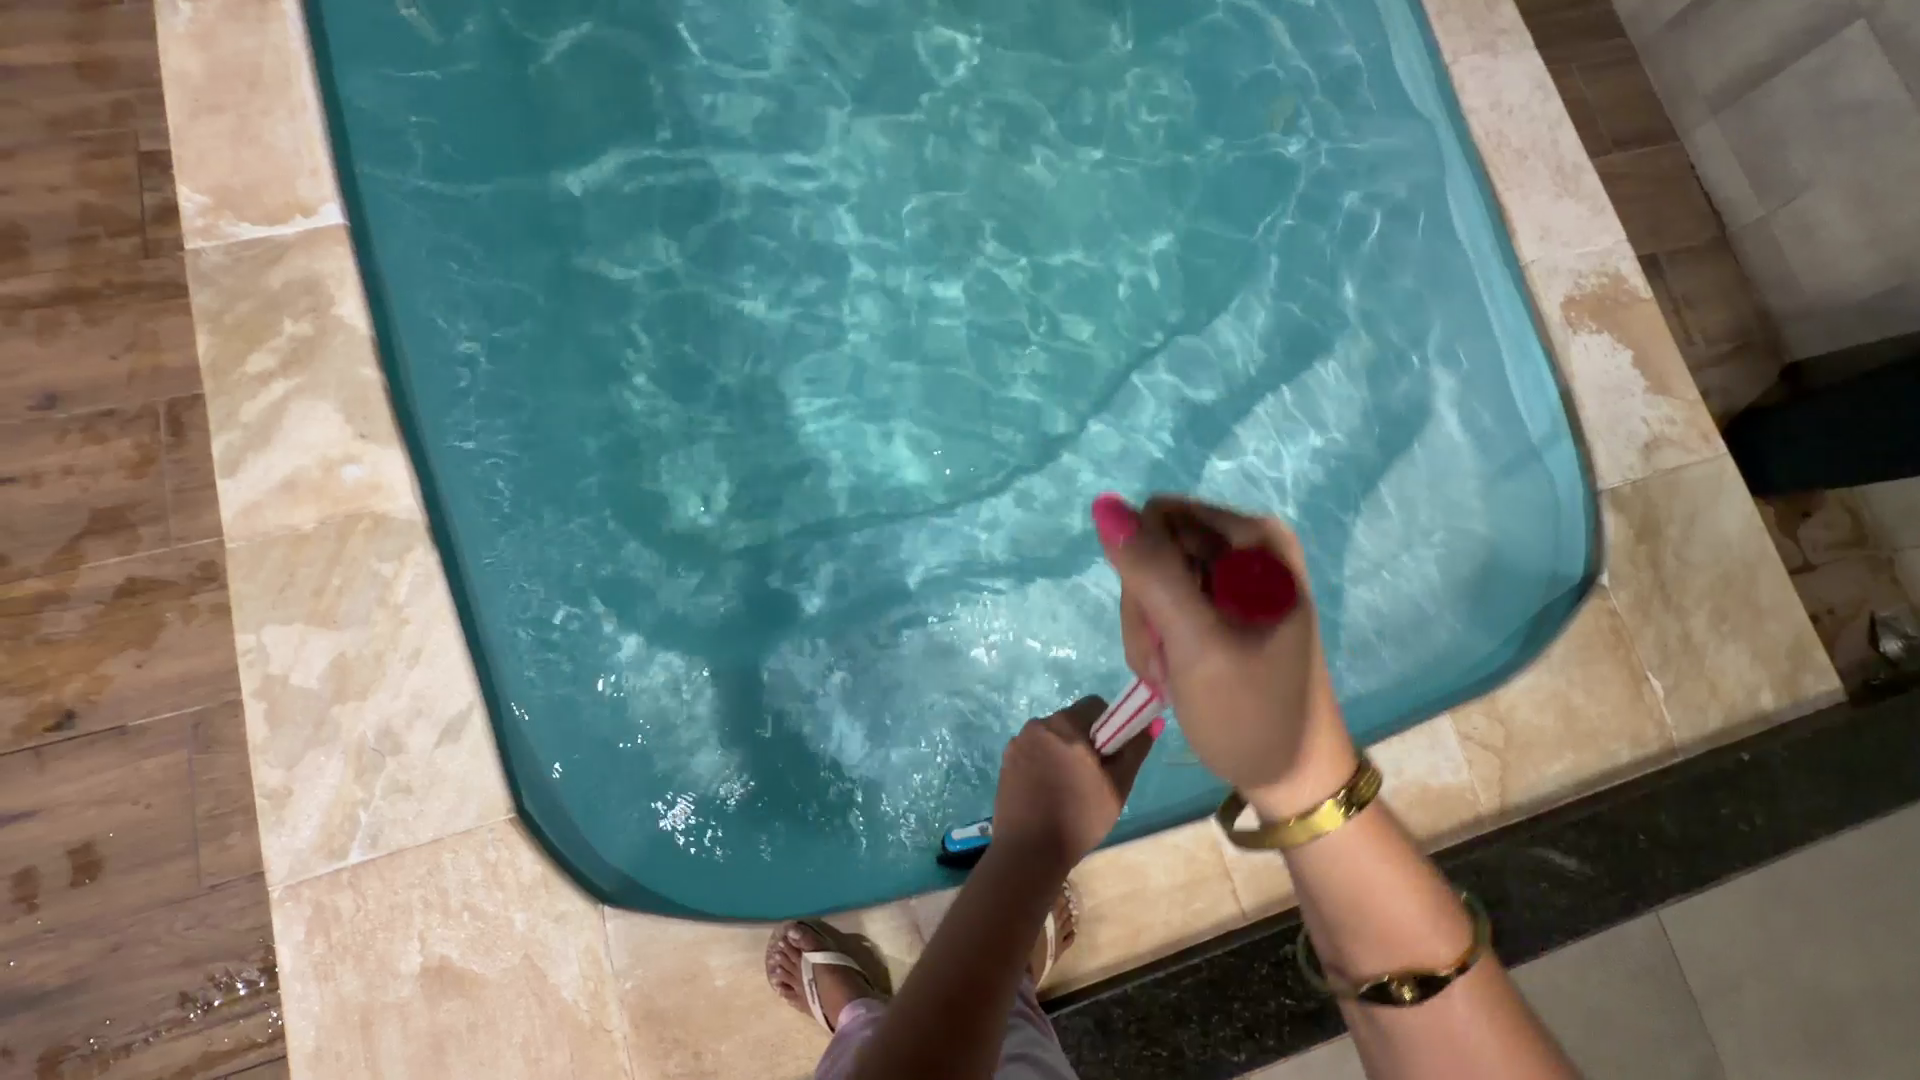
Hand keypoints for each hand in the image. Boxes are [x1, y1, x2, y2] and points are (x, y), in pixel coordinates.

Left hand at [990, 697, 1153, 875]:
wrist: (1029, 851)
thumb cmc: (1079, 817)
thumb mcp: (1117, 786)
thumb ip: (1134, 750)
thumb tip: (1150, 723)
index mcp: (1065, 725)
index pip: (1094, 705)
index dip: (1110, 725)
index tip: (1112, 754)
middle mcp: (1037, 726)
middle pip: (1071, 721)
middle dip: (1086, 741)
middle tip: (1094, 777)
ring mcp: (1017, 743)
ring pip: (1051, 737)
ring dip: (1064, 752)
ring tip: (1069, 789)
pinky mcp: (1005, 762)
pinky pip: (1034, 752)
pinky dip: (1044, 764)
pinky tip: (1048, 794)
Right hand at [1093, 494, 1357, 818]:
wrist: (1291, 778)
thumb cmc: (1250, 713)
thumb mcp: (1195, 642)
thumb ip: (1150, 572)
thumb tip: (1104, 503)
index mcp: (1257, 539)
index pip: (1159, 519)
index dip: (1144, 571)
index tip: (1164, 629)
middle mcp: (1249, 545)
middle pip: (1153, 546)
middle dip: (1145, 606)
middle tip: (1167, 661)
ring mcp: (1236, 576)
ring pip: (1150, 576)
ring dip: (1147, 629)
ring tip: (1171, 674)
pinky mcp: (1224, 605)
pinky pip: (1164, 600)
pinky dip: (1157, 639)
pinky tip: (1175, 673)